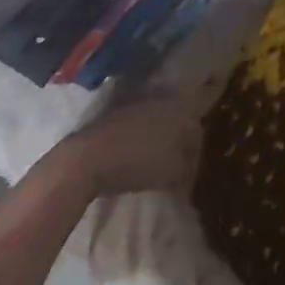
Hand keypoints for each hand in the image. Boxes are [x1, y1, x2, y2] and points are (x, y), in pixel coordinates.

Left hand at [67, 98, 202, 197]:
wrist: (87, 159)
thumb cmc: (136, 163)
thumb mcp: (171, 172)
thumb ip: (186, 169)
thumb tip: (187, 172)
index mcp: (179, 111)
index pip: (197, 133)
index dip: (195, 159)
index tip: (188, 181)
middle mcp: (161, 102)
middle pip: (178, 126)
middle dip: (179, 148)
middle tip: (176, 172)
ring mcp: (136, 106)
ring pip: (158, 125)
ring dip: (159, 144)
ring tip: (155, 168)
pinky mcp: (115, 115)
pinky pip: (137, 128)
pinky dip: (140, 143)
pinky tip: (134, 160)